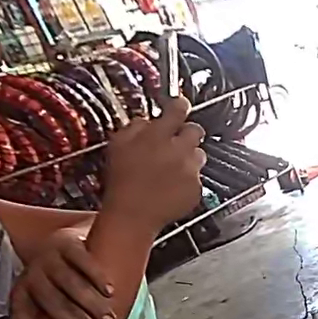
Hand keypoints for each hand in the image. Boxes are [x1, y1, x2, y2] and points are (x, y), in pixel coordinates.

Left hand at [11, 228, 116, 318]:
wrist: (66, 242)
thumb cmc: (54, 282)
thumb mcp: (37, 301)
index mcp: (21, 293)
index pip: (22, 317)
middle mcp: (32, 275)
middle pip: (51, 302)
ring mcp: (50, 258)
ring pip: (70, 283)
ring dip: (90, 304)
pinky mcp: (69, 244)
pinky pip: (83, 261)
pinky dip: (97, 277)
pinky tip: (111, 293)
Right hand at [102, 95, 205, 232]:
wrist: (133, 214)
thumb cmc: (122, 181)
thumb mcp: (118, 145)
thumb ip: (135, 127)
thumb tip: (147, 121)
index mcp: (158, 136)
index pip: (178, 110)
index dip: (180, 105)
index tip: (181, 104)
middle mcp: (179, 150)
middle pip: (196, 130)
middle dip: (188, 133)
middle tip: (176, 141)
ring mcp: (191, 170)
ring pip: (199, 154)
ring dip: (189, 157)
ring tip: (172, 167)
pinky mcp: (197, 188)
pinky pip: (197, 177)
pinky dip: (188, 179)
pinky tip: (172, 185)